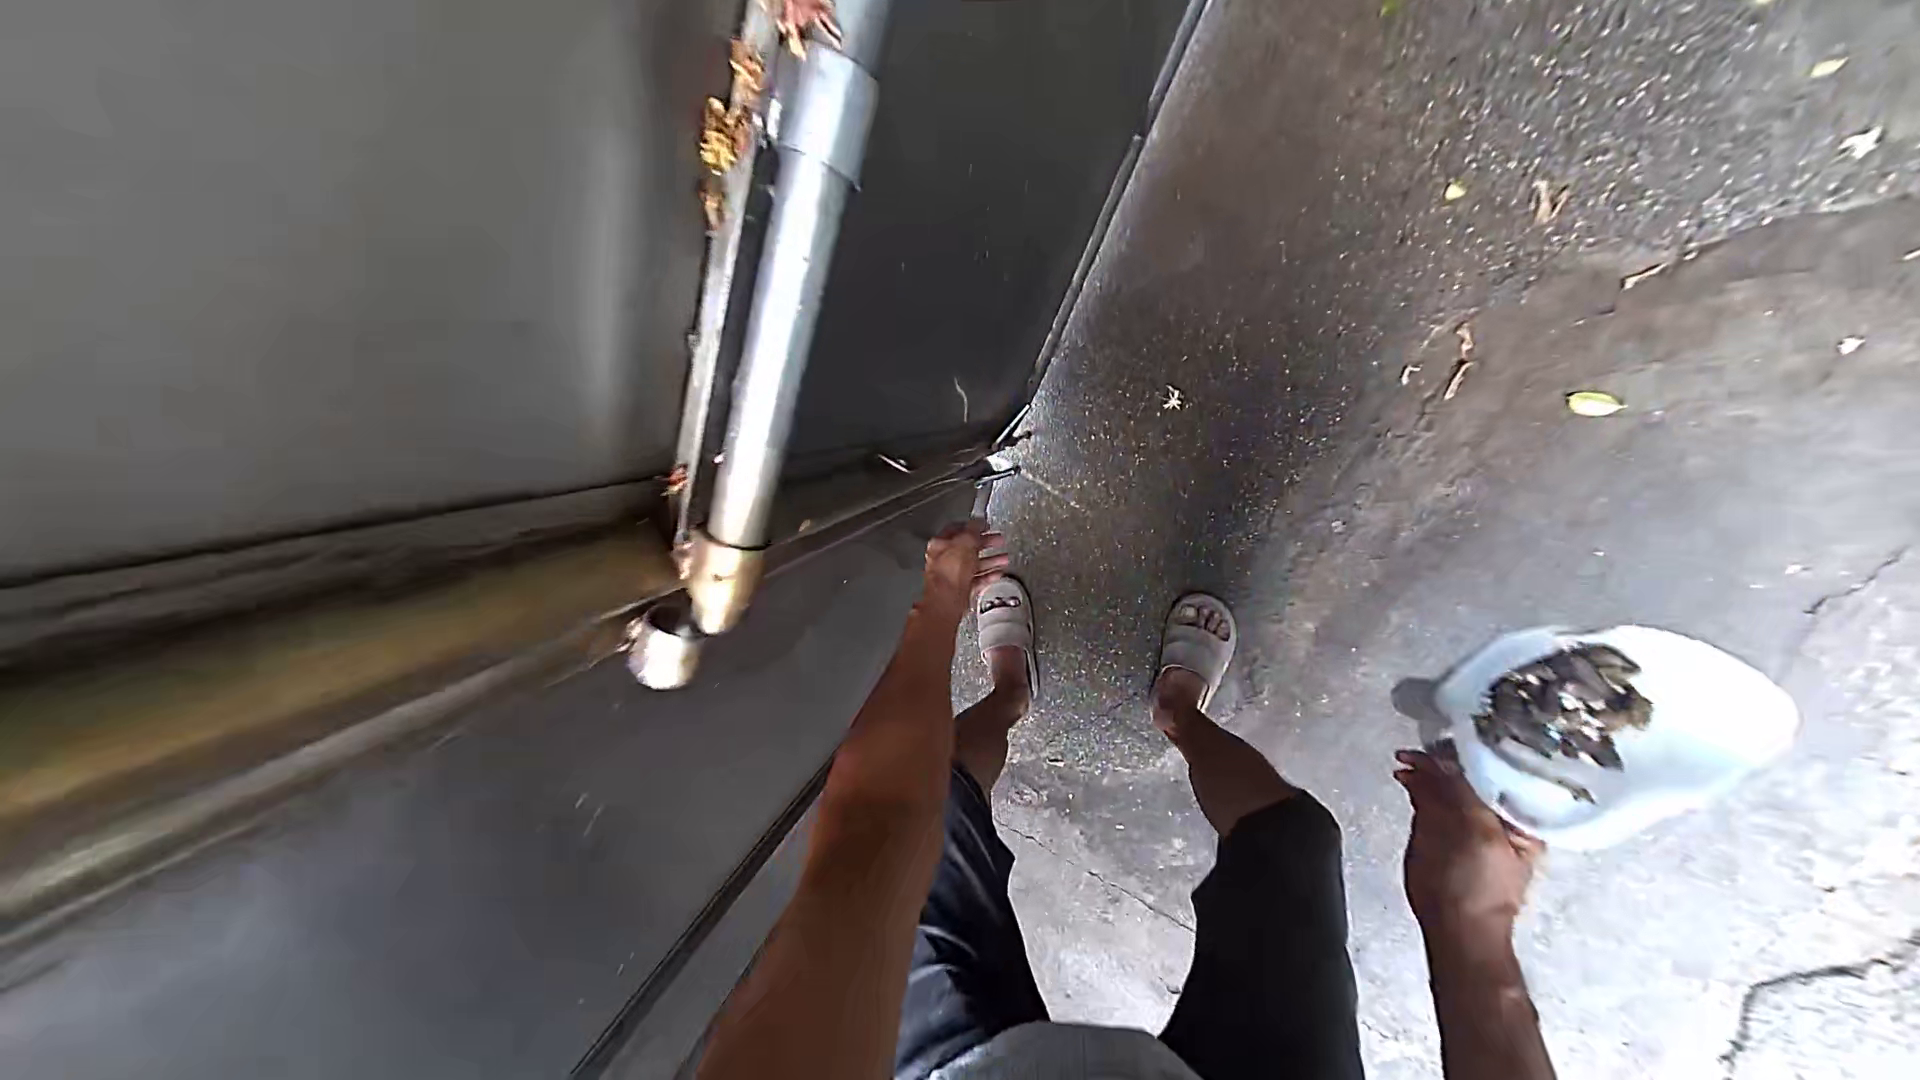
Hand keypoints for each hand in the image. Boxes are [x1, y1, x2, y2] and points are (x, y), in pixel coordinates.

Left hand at [920, 519, 1007, 618]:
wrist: (948, 598)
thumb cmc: (950, 570)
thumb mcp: (966, 541)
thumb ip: (973, 529)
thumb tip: (978, 522)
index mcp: (940, 544)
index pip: (957, 530)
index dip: (973, 527)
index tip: (985, 526)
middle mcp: (944, 560)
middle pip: (967, 548)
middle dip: (985, 544)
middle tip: (998, 540)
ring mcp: (952, 576)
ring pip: (974, 565)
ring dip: (990, 560)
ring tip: (1004, 558)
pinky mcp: (961, 590)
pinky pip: (977, 580)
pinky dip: (988, 576)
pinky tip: (997, 573)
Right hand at [1394, 745, 1544, 941]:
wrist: (1455, 924)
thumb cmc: (1476, 886)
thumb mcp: (1476, 833)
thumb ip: (1460, 795)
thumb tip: (1440, 761)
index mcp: (1519, 821)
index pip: (1496, 775)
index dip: (1471, 756)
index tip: (1447, 740)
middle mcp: (1494, 818)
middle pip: (1468, 778)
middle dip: (1442, 762)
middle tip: (1420, 749)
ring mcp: (1465, 824)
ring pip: (1445, 786)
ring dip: (1425, 771)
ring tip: (1406, 760)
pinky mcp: (1438, 830)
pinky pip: (1429, 798)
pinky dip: (1416, 784)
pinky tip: (1405, 776)